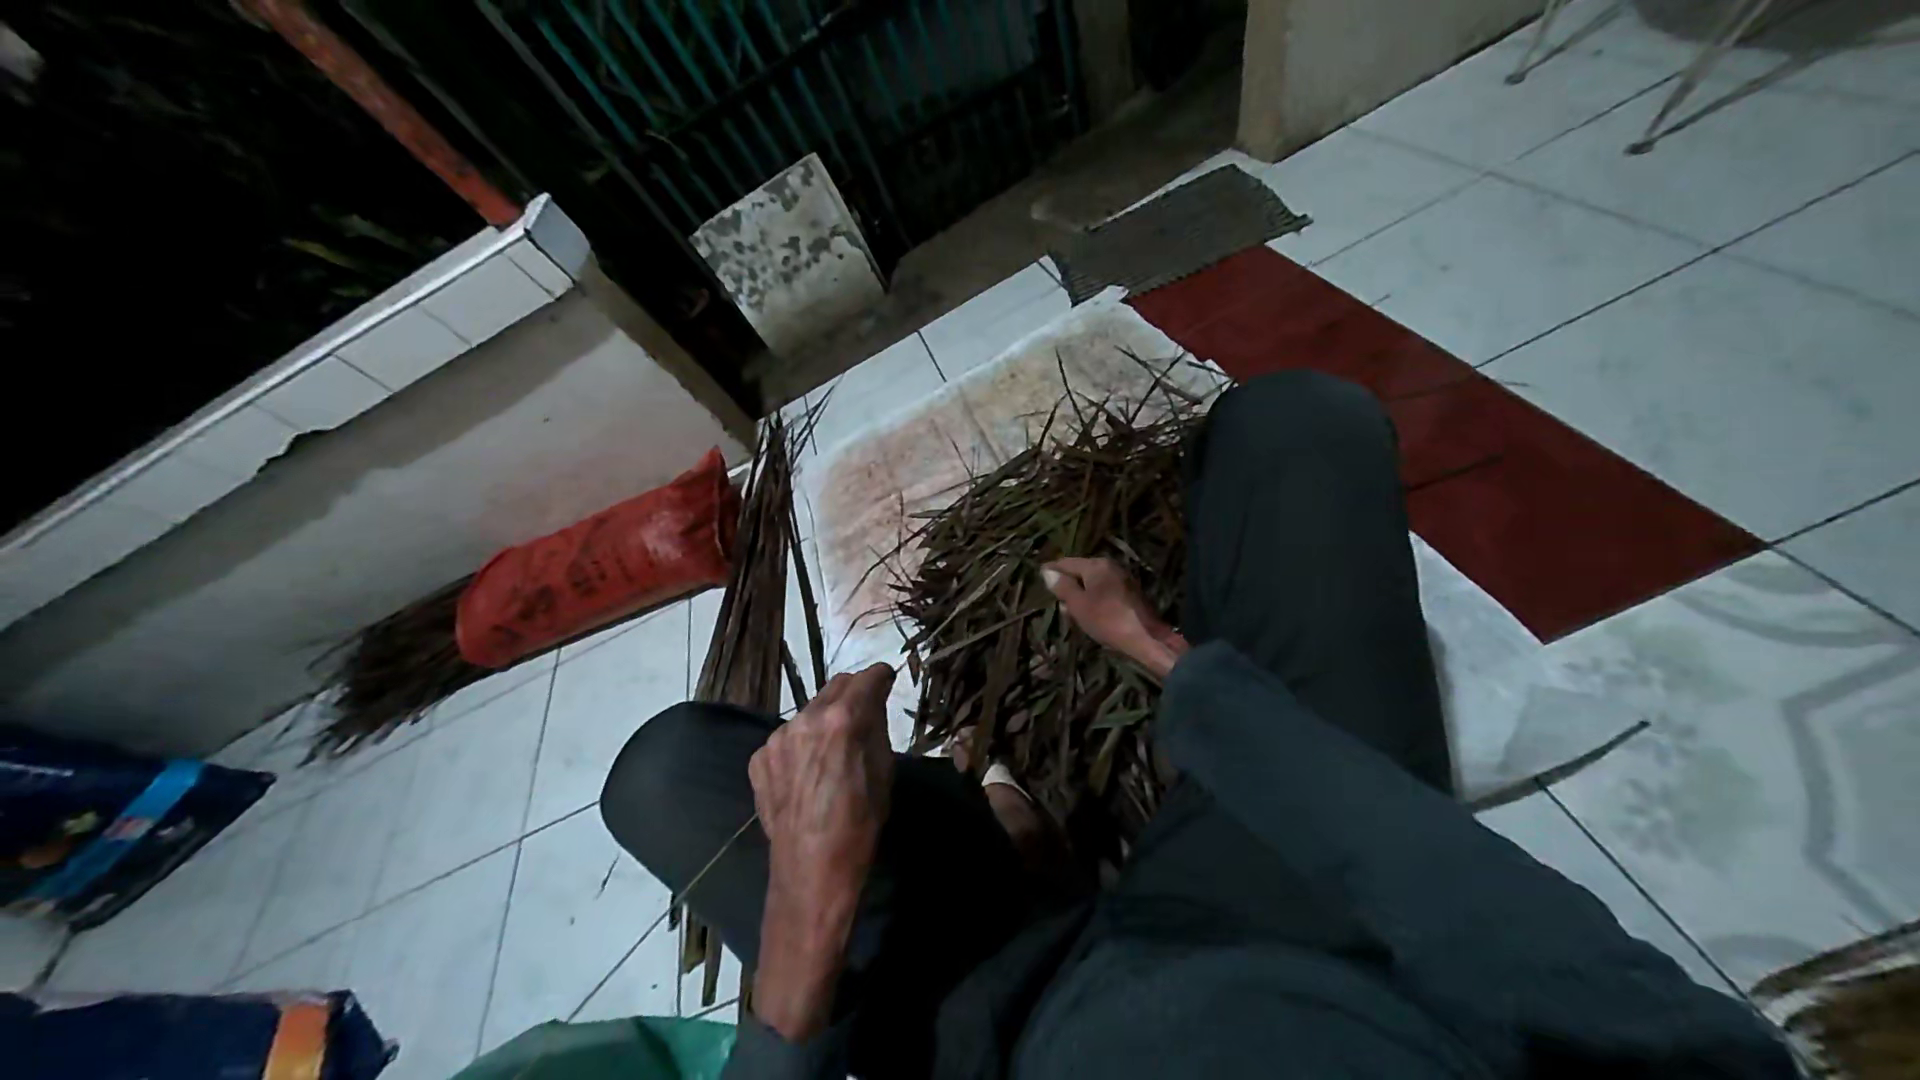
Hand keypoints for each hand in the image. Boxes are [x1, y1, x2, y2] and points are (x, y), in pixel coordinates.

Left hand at [749, 663, 895, 1040]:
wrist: (811, 872)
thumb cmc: (860, 825)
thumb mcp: (884, 771)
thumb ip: (877, 728)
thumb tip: (873, 704)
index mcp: (843, 719)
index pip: (867, 678)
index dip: (882, 677)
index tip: (888, 682)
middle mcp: (805, 718)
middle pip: (836, 686)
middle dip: (854, 693)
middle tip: (866, 713)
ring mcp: (777, 738)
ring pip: (810, 711)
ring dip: (826, 719)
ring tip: (834, 750)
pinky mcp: (759, 757)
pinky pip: (788, 736)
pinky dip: (803, 743)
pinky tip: (809, 772)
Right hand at [1041, 557, 1187, 679]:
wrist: (1146, 637)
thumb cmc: (1107, 620)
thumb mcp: (1078, 604)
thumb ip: (1062, 586)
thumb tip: (1048, 572)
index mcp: (1096, 565)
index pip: (1067, 562)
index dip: (1052, 569)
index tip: (1039, 575)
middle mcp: (1110, 566)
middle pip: (1081, 571)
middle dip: (1067, 582)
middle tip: (1053, 594)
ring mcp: (1122, 579)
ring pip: (1093, 582)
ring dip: (1080, 592)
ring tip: (1068, 606)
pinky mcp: (1130, 593)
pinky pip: (1104, 590)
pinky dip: (1093, 597)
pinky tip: (1087, 611)